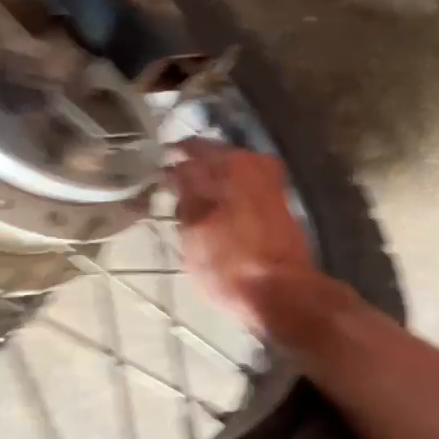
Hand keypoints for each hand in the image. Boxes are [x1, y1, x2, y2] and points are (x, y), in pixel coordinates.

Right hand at [169, 140, 322, 332]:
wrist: (282, 291)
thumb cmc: (232, 260)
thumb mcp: (194, 228)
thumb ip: (185, 192)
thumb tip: (178, 171)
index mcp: (235, 162)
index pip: (194, 147)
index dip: (172, 157)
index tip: (155, 169)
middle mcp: (258, 164)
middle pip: (217, 161)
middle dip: (194, 172)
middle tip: (170, 191)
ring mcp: (273, 186)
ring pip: (231, 179)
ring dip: (211, 189)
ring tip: (187, 210)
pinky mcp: (279, 209)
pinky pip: (243, 195)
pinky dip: (227, 202)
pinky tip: (212, 220)